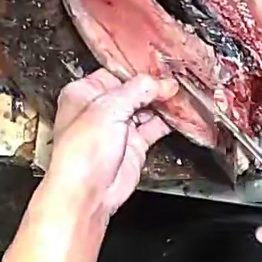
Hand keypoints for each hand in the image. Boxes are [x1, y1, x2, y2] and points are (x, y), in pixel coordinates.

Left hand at [42, 69, 176, 220]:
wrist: (88, 192)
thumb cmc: (81, 153)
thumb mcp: (108, 109)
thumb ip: (137, 90)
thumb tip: (160, 82)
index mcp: (84, 94)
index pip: (116, 73)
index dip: (138, 72)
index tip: (159, 69)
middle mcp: (101, 110)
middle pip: (133, 90)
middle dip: (154, 87)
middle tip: (175, 81)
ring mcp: (119, 128)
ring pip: (146, 108)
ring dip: (163, 103)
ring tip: (180, 95)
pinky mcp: (135, 145)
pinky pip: (155, 128)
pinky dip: (168, 122)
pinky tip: (179, 114)